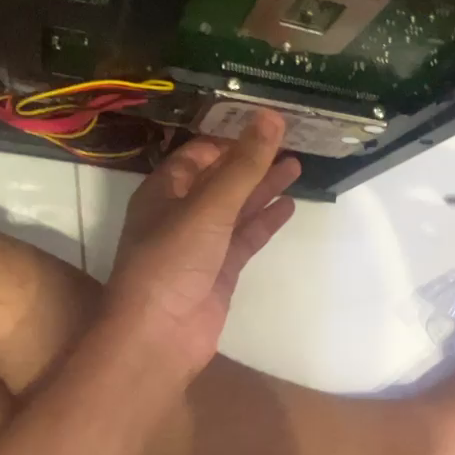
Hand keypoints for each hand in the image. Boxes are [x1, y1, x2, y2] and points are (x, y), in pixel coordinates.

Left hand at [101, 110, 300, 382]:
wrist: (157, 338)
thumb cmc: (171, 262)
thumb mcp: (208, 207)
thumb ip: (243, 165)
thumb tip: (271, 117)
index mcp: (164, 191)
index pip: (199, 153)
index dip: (230, 137)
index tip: (265, 125)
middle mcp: (180, 213)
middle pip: (221, 178)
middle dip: (252, 160)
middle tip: (290, 140)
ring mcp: (201, 244)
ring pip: (237, 207)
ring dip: (263, 187)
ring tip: (296, 166)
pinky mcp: (219, 270)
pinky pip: (245, 237)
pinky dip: (265, 221)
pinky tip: (289, 205)